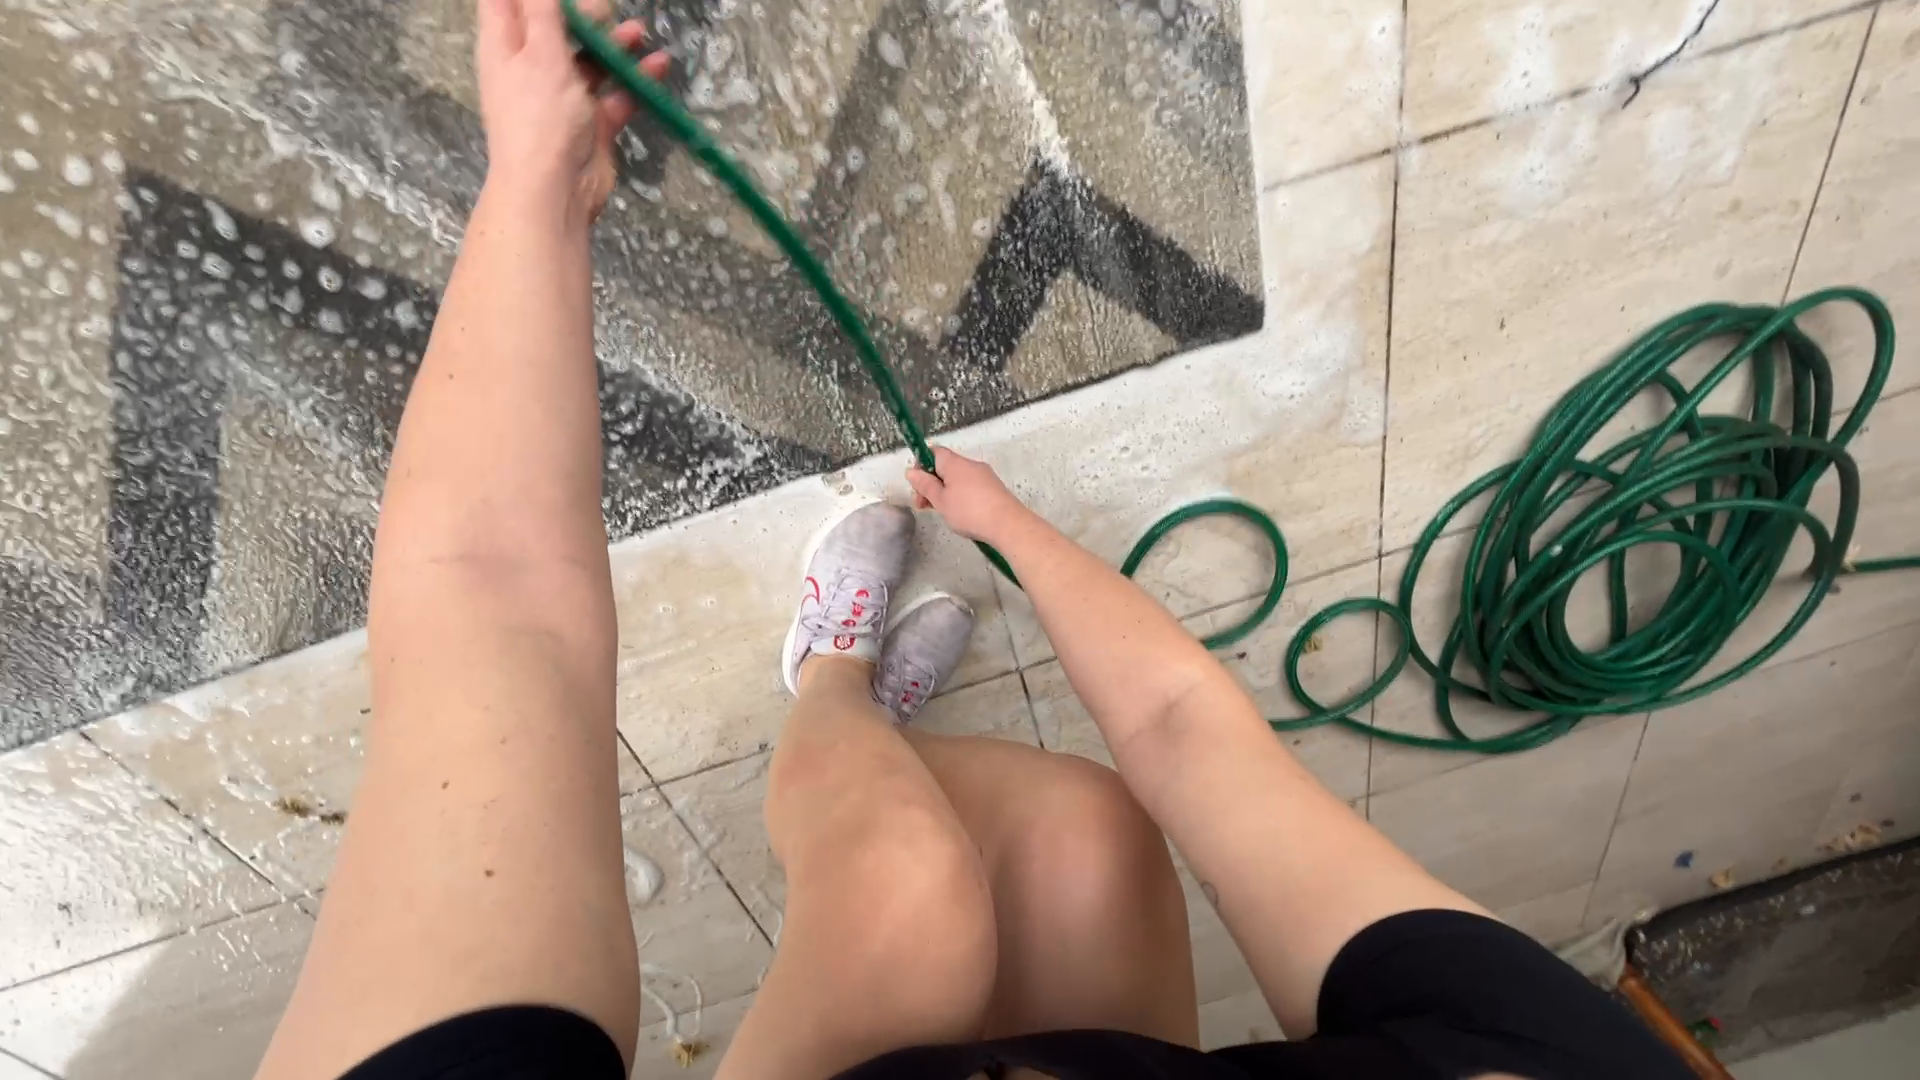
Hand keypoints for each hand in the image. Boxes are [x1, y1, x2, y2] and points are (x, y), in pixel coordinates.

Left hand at [475, 0, 671, 222]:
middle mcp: (533, 68)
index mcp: (506, 45)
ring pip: (591, 62)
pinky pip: (615, 96)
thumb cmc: (539, 121)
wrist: (555, 190)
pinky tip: (655, 69)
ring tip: (639, 33)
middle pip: (557, 28)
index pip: (510, 1)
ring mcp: (564, 98)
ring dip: (615, 46)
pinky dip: (635, 83)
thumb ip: (544, 11)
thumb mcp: (540, 53)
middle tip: (608, 9)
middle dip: (585, 14)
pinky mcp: (592, 125)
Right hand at [906, 447, 1030, 542]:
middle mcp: (970, 464)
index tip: (918, 487)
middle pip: (945, 467)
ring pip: (958, 478)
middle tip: (925, 506)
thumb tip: (911, 471)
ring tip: (944, 512)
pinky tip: (961, 514)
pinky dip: (961, 496)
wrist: (1007, 524)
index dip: (921, 465)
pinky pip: (971, 487)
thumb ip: (925, 485)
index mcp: (955, 463)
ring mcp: (984, 475)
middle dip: (932, 483)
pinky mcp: (994, 488)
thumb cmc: (969, 511)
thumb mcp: (940, 500)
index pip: (933, 452)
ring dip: (946, 492)